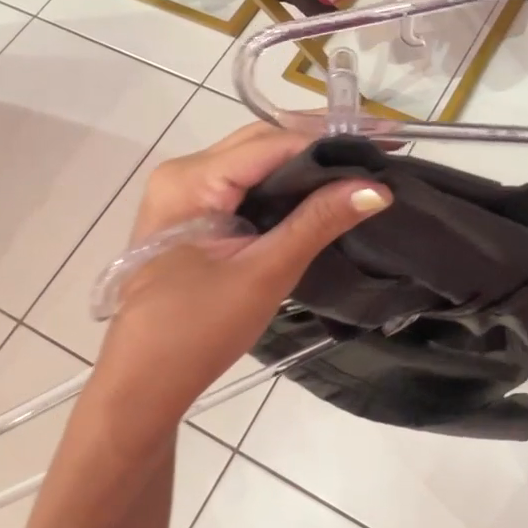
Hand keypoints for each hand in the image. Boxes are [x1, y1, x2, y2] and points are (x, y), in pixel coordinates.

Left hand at [93, 123, 389, 418]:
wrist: (142, 388)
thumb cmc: (196, 332)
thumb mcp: (266, 272)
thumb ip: (320, 221)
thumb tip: (379, 187)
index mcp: (190, 180)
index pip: (274, 143)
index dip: (331, 140)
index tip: (384, 142)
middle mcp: (184, 172)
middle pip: (266, 140)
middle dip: (325, 139)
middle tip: (384, 143)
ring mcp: (186, 191)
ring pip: (260, 157)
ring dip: (310, 157)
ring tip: (364, 158)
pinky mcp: (195, 211)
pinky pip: (251, 179)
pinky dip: (290, 178)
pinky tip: (326, 182)